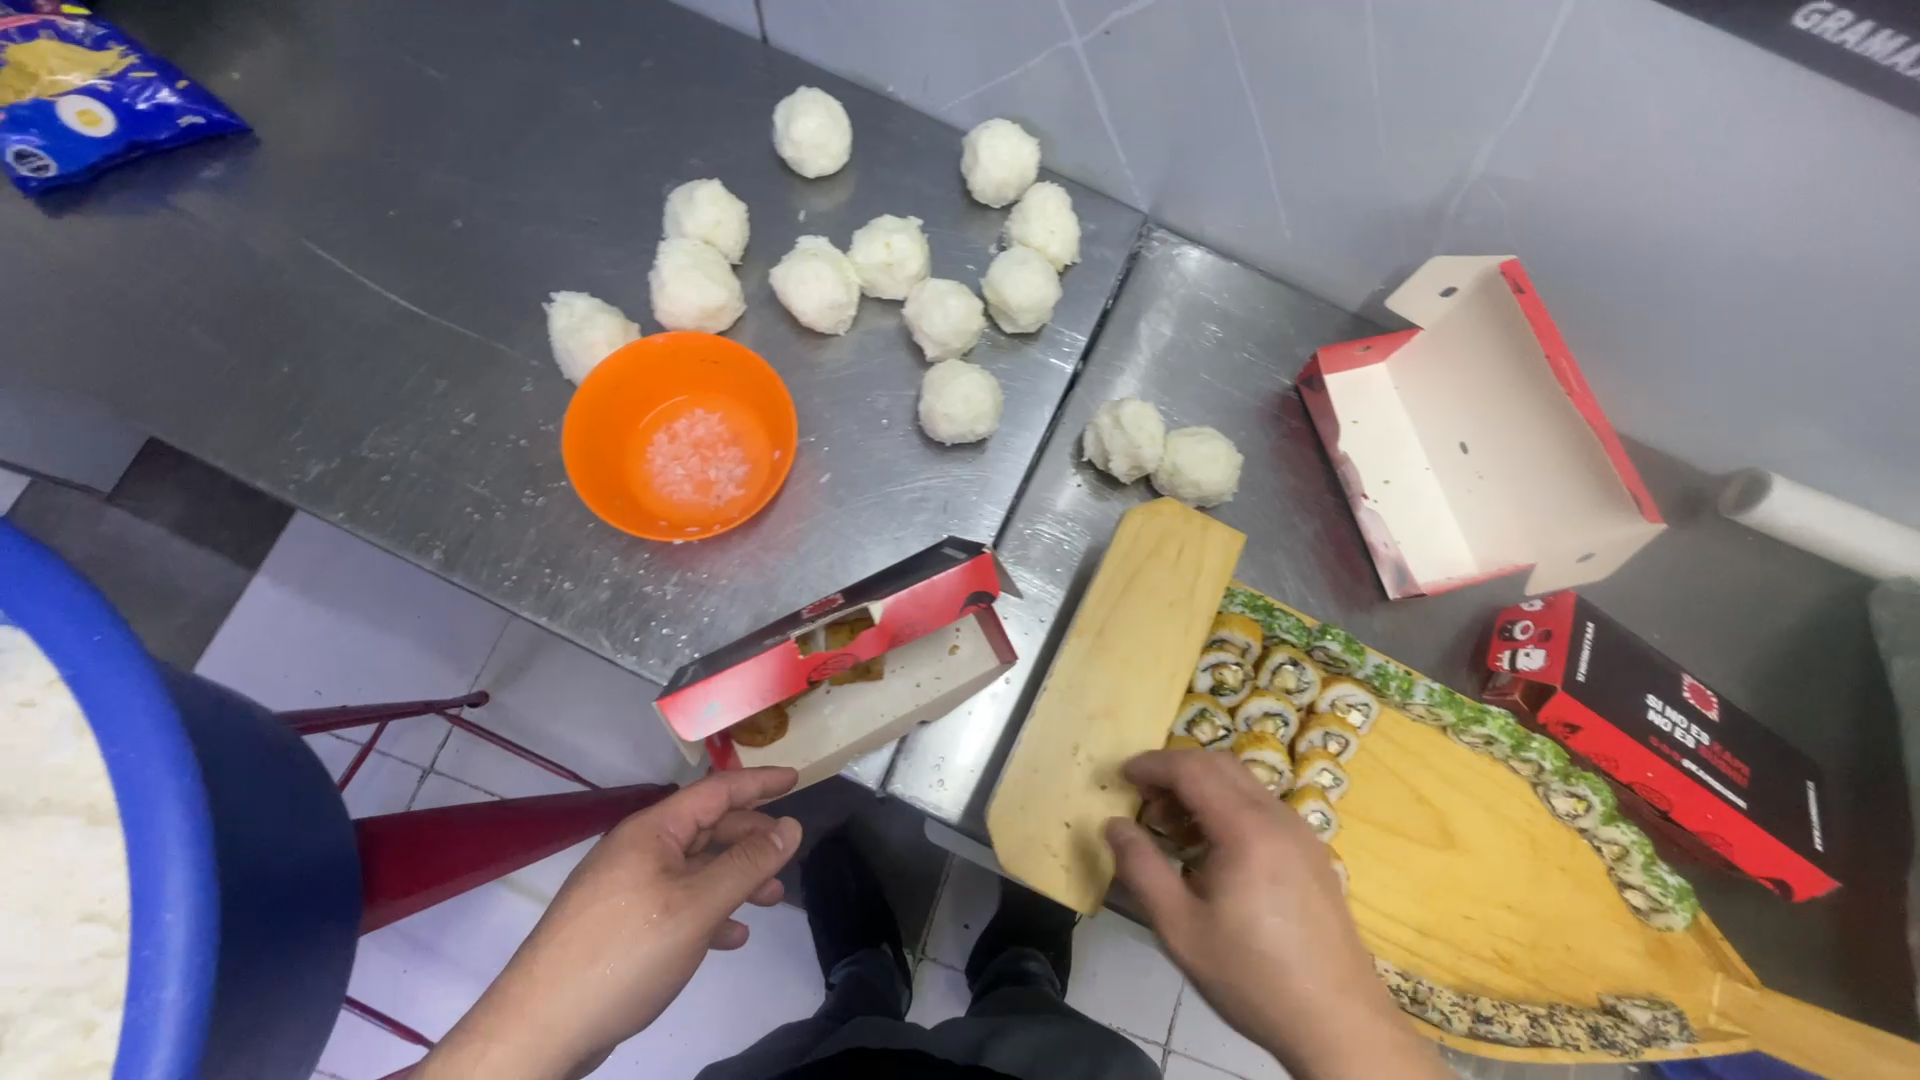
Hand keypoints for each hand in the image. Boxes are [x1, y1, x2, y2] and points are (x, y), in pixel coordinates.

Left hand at [416, 767, 803, 1079]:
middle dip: (751, 840)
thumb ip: (747, 863)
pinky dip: (709, 912)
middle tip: (788, 857)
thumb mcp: (697, 906)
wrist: (539, 1031)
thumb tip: (790, 827)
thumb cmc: (624, 954)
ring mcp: (626, 889)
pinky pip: (677, 903)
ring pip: (695, 870)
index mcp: (652, 832)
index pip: (716, 791)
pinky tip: (730, 937)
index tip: (795, 778)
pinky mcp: (621, 927)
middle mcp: (638, 851)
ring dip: (735, 879)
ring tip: (770, 901)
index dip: (758, 783)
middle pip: (707, 830)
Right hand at [1105, 750, 1447, 1079]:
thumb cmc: (1252, 976)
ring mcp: (1301, 833)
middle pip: (1219, 765)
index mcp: (1246, 830)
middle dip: (1175, 771)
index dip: (1152, 765)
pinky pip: (1262, 807)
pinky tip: (1212, 850)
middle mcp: (1278, 818)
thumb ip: (1141, 868)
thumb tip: (1114, 825)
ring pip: (1243, 784)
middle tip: (1144, 800)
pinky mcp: (1312, 853)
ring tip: (1172, 829)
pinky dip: (1227, 806)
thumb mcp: (1180, 928)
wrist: (1339, 1025)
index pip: (1192, 769)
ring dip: (1202, 788)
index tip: (1121, 777)